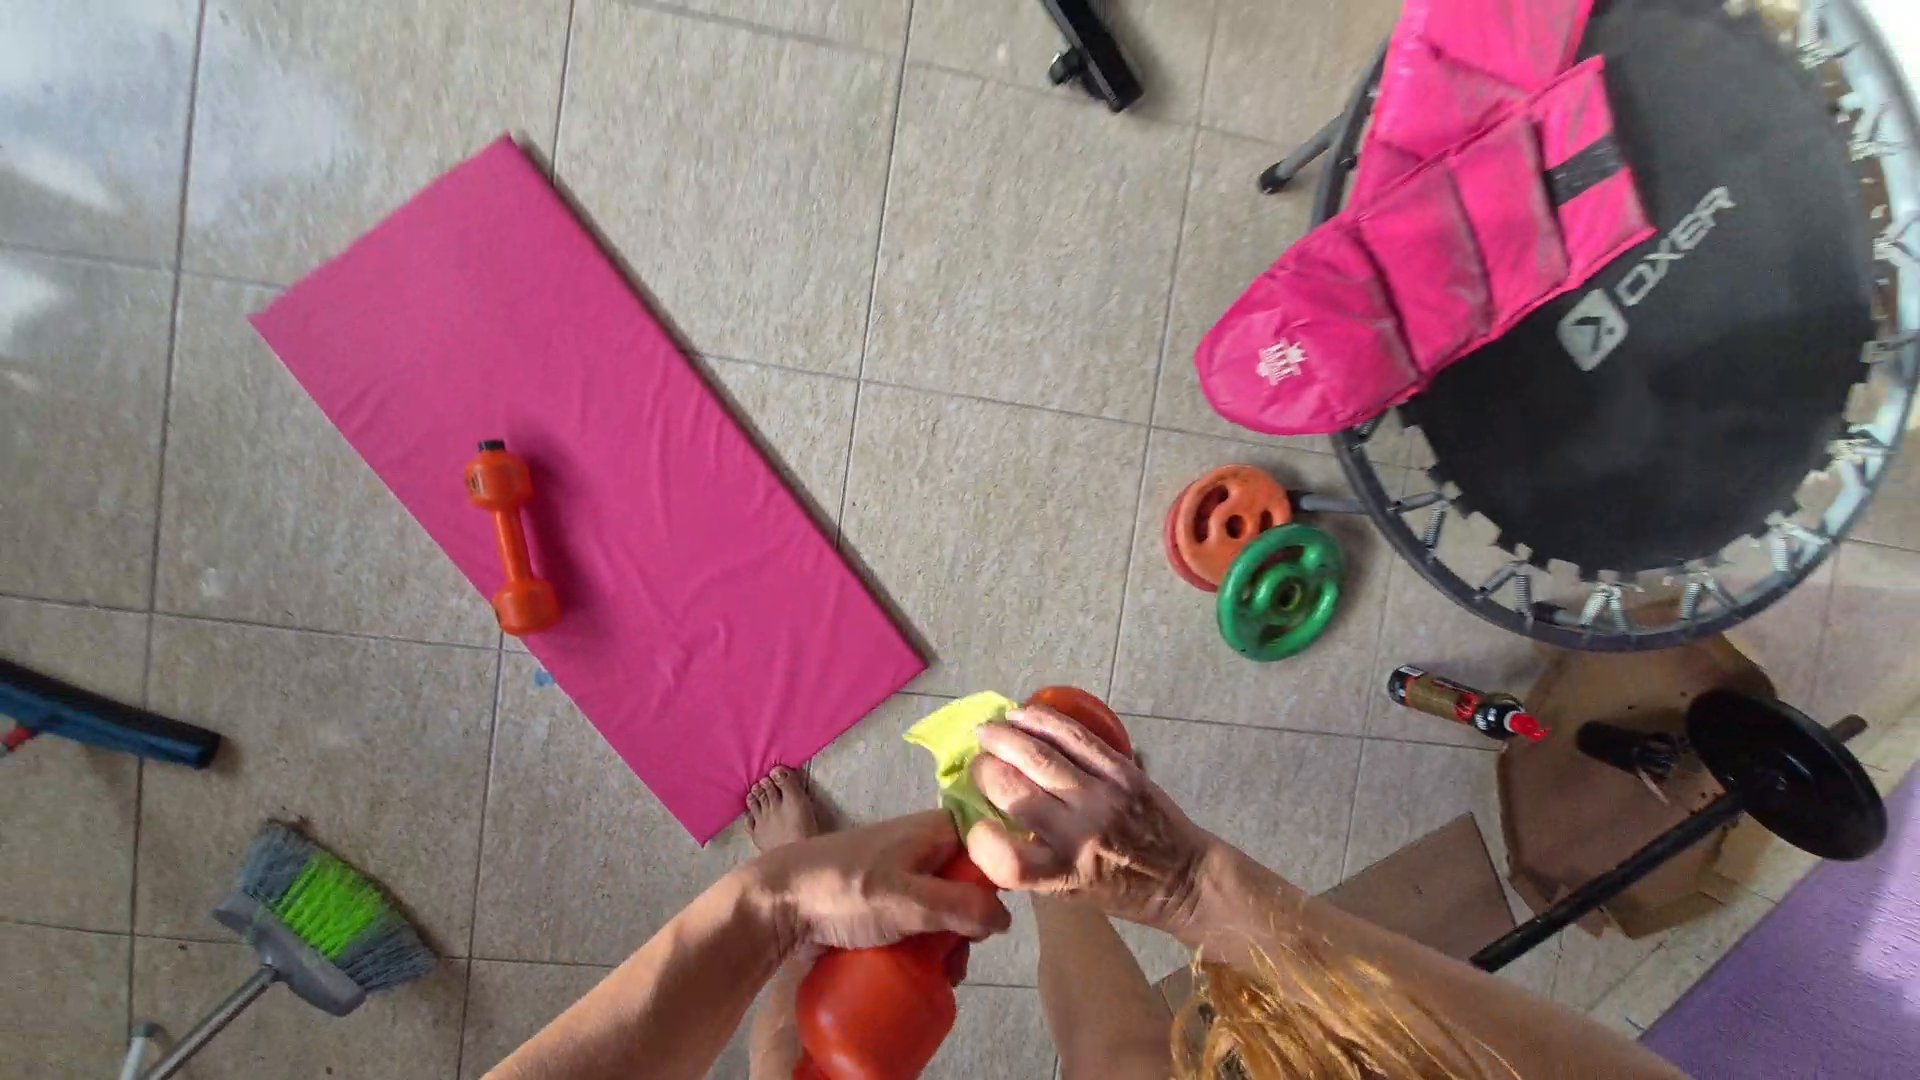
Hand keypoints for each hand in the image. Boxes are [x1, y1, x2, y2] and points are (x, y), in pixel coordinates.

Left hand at [747, 811, 1012, 954]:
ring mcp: (905, 869)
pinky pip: (921, 916)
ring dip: (949, 940)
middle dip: (971, 925)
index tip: (991, 922)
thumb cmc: (847, 889)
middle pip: (971, 883)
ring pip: (946, 905)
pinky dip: (927, 940)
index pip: (992, 848)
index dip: (1000, 884)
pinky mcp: (886, 893)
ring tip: (941, 974)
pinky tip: (924, 968)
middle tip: (956, 959)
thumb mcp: (911, 900)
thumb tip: (1007, 918)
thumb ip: (963, 907)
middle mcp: (927, 843)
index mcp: (939, 828)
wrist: (780, 900)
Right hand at [963, 706, 1216, 934]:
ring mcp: (1102, 798)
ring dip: (1005, 737)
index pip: (1007, 860)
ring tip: (988, 730)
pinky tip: (1021, 714)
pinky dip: (1041, 720)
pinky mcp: (1121, 771)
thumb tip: (987, 819)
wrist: (1185, 878)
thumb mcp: (1070, 893)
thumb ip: (1031, 861)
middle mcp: (1079, 836)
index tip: (973, 822)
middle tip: (977, 761)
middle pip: (1014, 792)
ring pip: (1038, 756)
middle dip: (985, 770)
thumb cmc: (1121, 890)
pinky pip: (1074, 736)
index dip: (979, 838)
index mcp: (1064, 875)